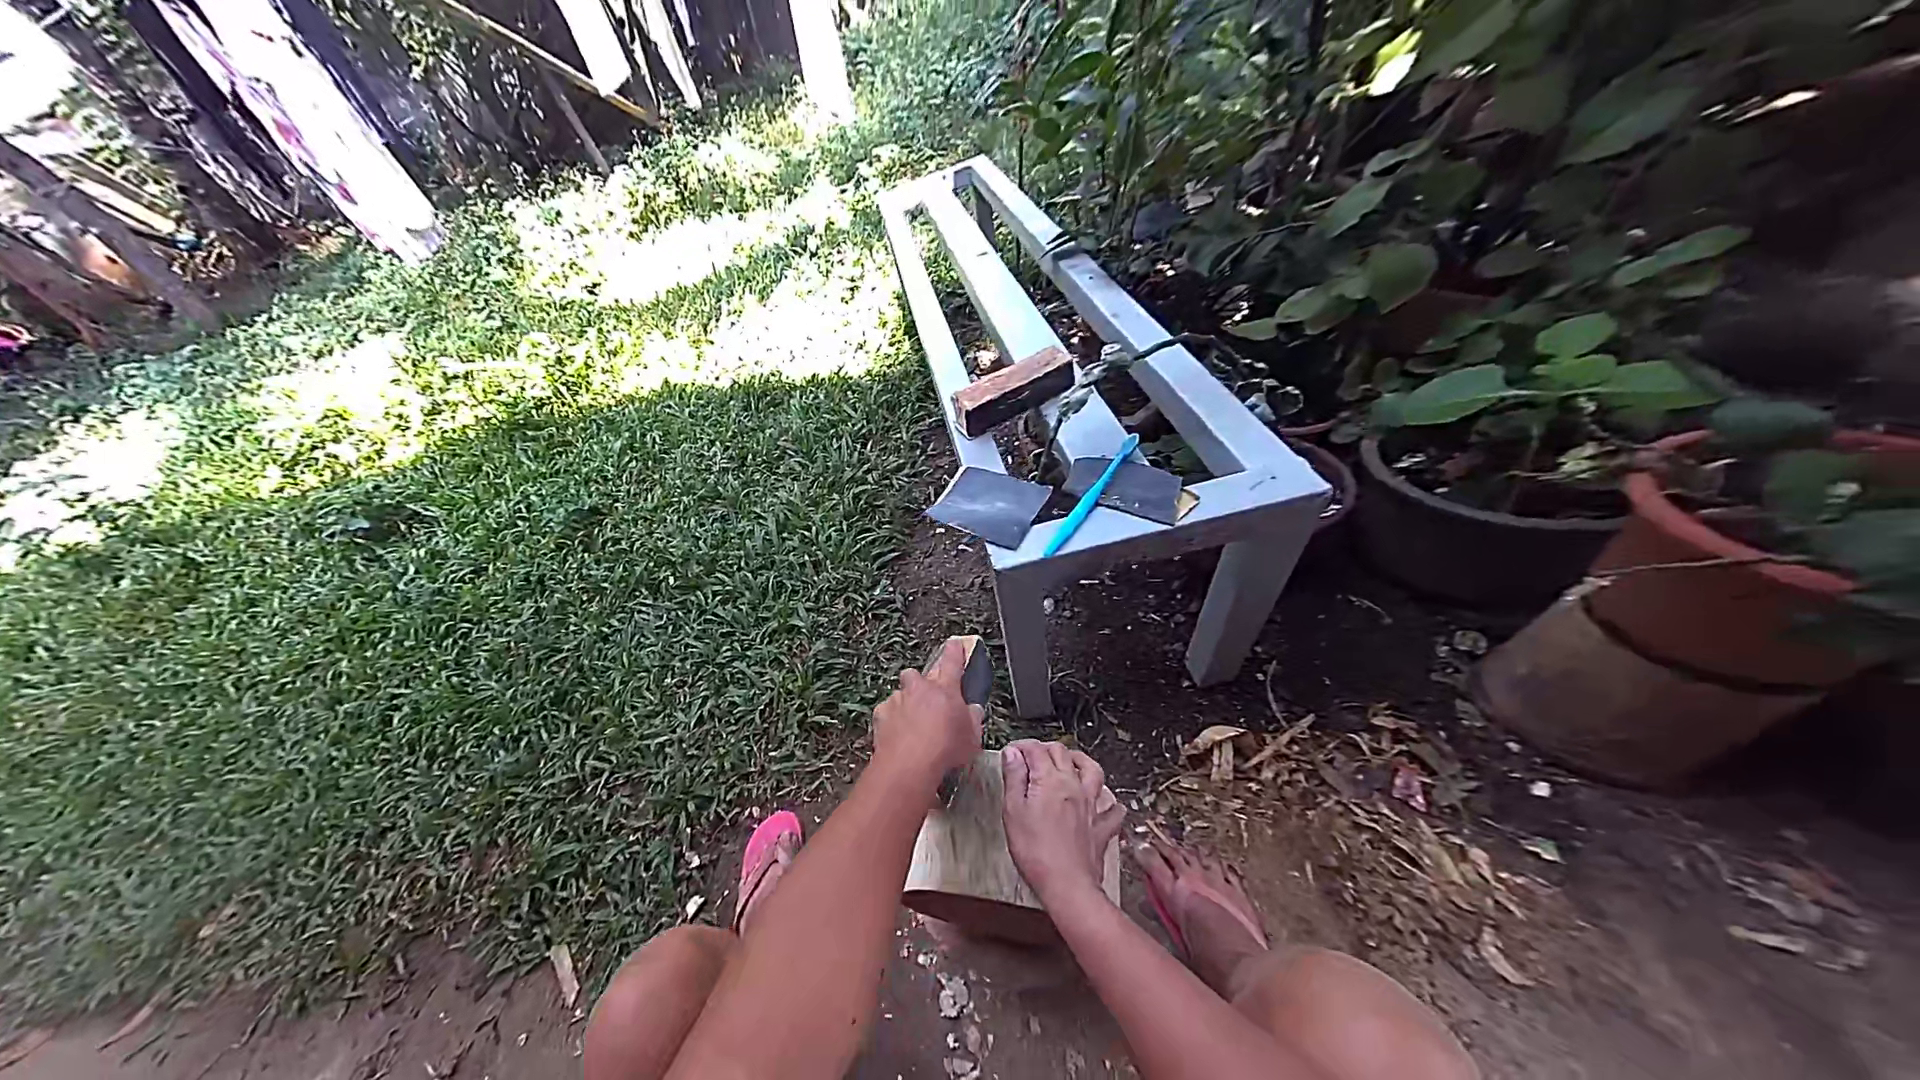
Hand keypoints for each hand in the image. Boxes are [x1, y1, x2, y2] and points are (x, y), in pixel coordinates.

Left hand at [871, 639, 983, 783]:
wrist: (909, 765)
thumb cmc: (945, 750)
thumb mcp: (972, 737)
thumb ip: (972, 719)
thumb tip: (973, 711)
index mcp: (945, 689)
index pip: (952, 662)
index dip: (955, 651)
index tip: (954, 644)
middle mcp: (920, 688)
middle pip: (918, 675)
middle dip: (921, 684)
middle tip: (928, 702)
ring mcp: (898, 699)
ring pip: (901, 694)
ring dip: (906, 704)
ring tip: (913, 727)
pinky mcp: (881, 714)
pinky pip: (887, 711)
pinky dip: (891, 720)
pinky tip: (898, 736)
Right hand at [1001, 740, 1125, 905]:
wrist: (1067, 885)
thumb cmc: (1037, 853)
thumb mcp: (1013, 811)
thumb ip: (1014, 779)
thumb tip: (1012, 755)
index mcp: (1050, 781)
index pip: (1036, 750)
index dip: (1022, 747)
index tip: (1012, 751)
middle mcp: (1073, 786)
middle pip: (1062, 753)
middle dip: (1046, 748)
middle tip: (1033, 754)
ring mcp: (1090, 805)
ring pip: (1092, 770)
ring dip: (1080, 761)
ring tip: (1071, 760)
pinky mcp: (1101, 826)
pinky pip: (1112, 809)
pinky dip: (1109, 802)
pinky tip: (1105, 802)